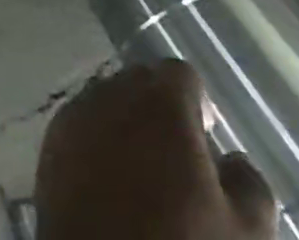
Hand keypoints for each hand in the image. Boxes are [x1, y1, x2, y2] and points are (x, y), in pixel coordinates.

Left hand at [37, 61, 276, 239]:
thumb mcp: (245, 231)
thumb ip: (248, 184)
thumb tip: (233, 160)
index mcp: (161, 105)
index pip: (179, 73)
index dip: (195, 99)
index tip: (204, 132)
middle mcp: (112, 96)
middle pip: (138, 81)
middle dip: (157, 104)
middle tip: (174, 151)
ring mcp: (75, 117)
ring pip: (105, 99)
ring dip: (123, 120)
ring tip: (140, 166)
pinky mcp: (49, 144)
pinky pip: (79, 124)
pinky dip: (95, 139)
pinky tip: (108, 177)